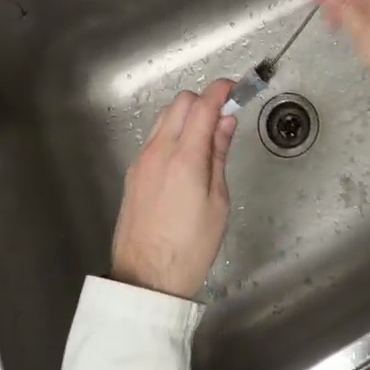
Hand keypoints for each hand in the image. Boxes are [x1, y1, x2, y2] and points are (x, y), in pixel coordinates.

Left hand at [111, 78, 238, 298]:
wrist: (145, 280)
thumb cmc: (191, 247)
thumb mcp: (218, 202)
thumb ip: (219, 154)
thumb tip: (225, 121)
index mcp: (185, 157)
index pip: (203, 105)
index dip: (222, 90)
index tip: (236, 89)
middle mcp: (159, 151)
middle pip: (181, 102)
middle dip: (204, 100)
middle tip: (224, 117)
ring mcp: (142, 160)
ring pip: (164, 116)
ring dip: (187, 114)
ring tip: (206, 136)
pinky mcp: (134, 173)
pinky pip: (155, 136)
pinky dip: (173, 132)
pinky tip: (186, 154)